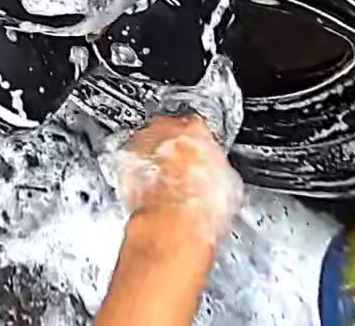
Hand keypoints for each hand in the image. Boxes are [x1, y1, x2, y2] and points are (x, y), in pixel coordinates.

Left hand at [97, 114, 243, 325]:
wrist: (173, 227)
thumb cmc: (202, 207)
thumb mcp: (230, 185)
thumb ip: (220, 169)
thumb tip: (220, 179)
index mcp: (197, 128)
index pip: (198, 127)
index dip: (200, 146)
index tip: (201, 160)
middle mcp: (168, 128)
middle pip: (170, 131)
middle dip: (174, 150)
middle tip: (181, 174)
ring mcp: (143, 144)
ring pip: (148, 145)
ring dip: (154, 161)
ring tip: (163, 188)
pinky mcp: (124, 163)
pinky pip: (129, 163)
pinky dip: (136, 176)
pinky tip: (147, 196)